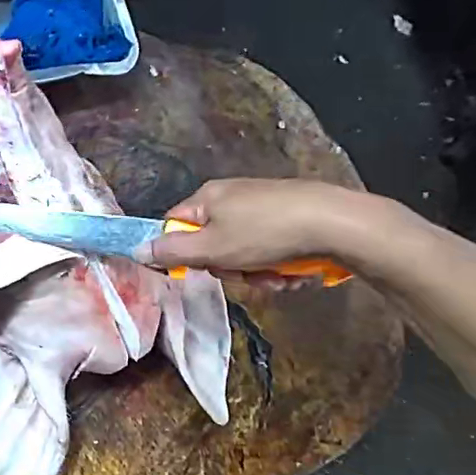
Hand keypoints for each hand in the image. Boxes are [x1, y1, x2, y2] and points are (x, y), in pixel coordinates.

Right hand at [139, 178, 379, 288]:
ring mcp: (264, 206)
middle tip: (245, 274)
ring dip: (257, 274)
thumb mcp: (210, 248)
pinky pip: (270, 249)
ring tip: (277, 278)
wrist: (339, 223)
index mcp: (208, 197)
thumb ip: (171, 251)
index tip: (197, 268)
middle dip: (229, 268)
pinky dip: (279, 266)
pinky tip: (295, 273)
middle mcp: (232, 196)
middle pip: (211, 243)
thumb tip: (136, 249)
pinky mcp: (292, 218)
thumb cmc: (265, 233)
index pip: (175, 225)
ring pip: (243, 252)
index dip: (180, 251)